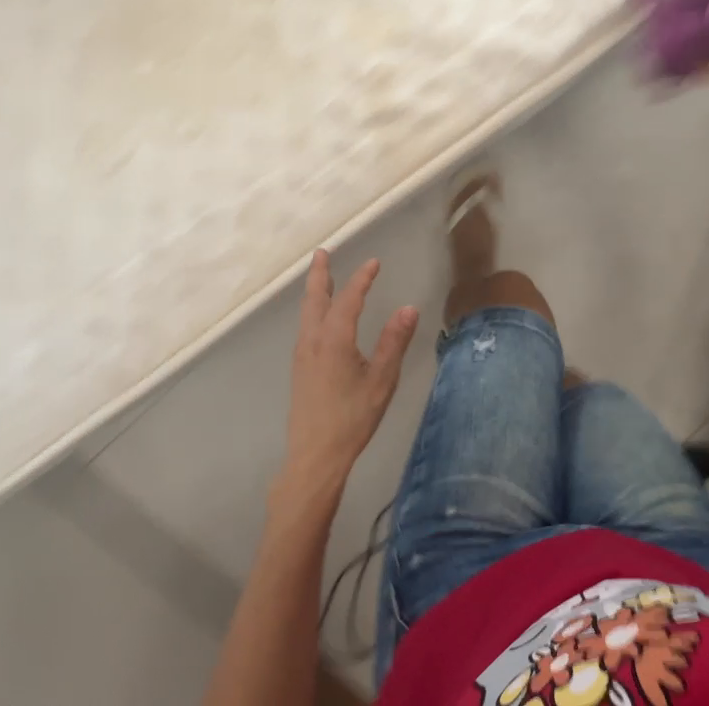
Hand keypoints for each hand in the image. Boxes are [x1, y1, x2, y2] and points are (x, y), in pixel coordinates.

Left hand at [281, 250, 419, 486]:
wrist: (315, 455)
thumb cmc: (353, 418)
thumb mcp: (382, 380)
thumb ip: (394, 342)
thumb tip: (408, 309)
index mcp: (334, 340)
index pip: (349, 300)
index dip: (361, 279)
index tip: (374, 262)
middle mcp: (313, 342)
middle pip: (315, 300)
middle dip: (320, 275)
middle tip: (322, 253)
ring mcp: (302, 356)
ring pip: (307, 313)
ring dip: (314, 291)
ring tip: (320, 277)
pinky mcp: (299, 370)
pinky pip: (305, 327)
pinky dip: (312, 310)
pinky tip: (318, 318)